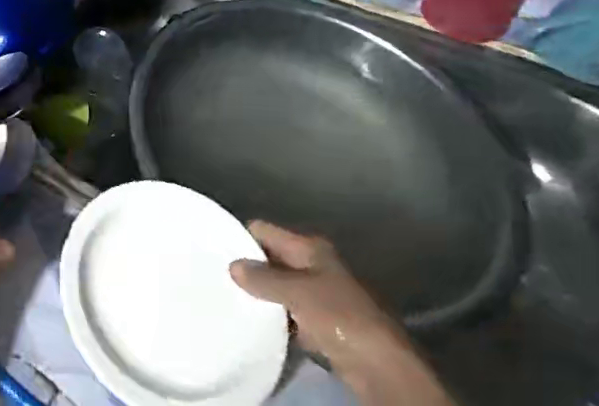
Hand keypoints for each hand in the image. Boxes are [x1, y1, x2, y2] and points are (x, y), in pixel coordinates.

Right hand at [230, 222, 454, 405]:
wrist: (382, 366)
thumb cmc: (340, 317)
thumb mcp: (297, 293)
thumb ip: (264, 279)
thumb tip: (233, 264)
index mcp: (310, 248)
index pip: (266, 231)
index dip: (243, 237)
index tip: (215, 250)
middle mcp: (314, 265)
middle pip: (273, 259)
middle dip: (250, 269)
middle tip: (218, 279)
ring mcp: (320, 296)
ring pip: (281, 289)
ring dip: (262, 297)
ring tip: (230, 303)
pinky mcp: (324, 326)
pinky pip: (291, 316)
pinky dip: (276, 320)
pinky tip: (255, 328)